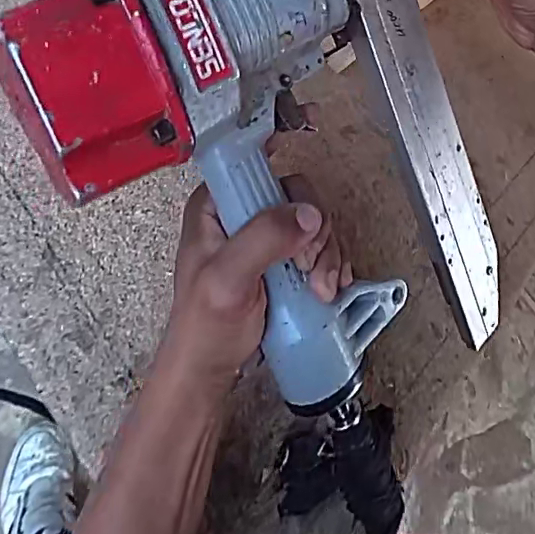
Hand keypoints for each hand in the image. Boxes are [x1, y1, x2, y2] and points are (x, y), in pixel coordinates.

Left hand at [156, 178, 349, 392]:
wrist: (211, 372)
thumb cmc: (203, 330)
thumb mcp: (226, 281)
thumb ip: (263, 240)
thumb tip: (308, 215)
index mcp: (216, 205)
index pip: (251, 162)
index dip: (282, 162)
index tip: (301, 184)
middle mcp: (243, 212)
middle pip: (298, 194)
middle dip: (315, 229)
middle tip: (308, 264)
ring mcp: (267, 235)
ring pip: (315, 220)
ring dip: (326, 253)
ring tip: (319, 287)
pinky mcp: (286, 256)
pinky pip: (322, 244)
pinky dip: (331, 262)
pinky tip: (327, 286)